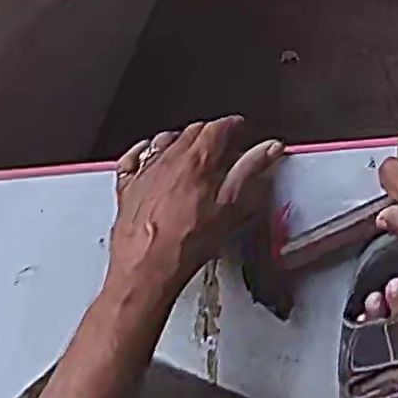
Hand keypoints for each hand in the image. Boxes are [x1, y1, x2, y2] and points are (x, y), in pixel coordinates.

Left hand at [108, 116, 283, 298]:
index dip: (233, 126)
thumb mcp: (230, 207)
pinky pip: (134, 156)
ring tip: (192, 151)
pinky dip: (145, 151)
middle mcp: (170, 160)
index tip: (240, 129)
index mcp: (198, 161)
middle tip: (223, 144)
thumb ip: (250, 170)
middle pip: (193, 130)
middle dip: (211, 133)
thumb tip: (269, 149)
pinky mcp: (128, 187)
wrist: (145, 271)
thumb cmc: (185, 245)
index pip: (219, 127)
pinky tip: (150, 155)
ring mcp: (146, 172)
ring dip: (181, 140)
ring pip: (165, 139)